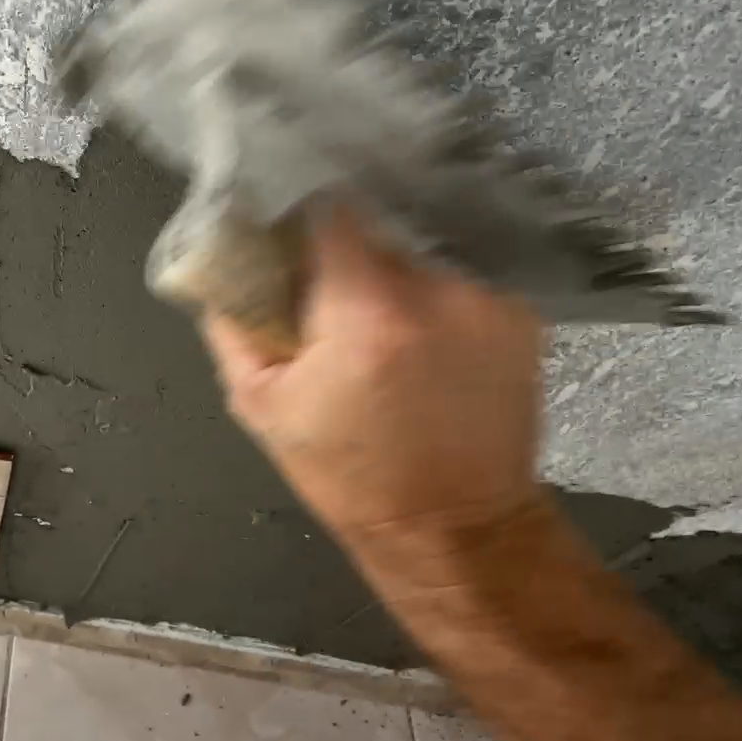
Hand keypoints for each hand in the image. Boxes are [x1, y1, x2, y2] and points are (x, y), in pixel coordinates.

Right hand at [202, 205, 546, 535]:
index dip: (298, 223)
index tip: (283, 249)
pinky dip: (425, 301)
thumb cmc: (343, 471)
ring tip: (371, 337)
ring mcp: (488, 299)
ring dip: (384, 282)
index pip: (329, 213)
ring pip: (413, 256)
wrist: (452, 527)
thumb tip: (221, 268)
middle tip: (321, 309)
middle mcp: (438, 290)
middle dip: (339, 262)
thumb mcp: (256, 402)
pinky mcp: (520, 316)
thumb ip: (233, 323)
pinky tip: (415, 348)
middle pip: (372, 233)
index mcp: (365, 310)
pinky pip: (452, 281)